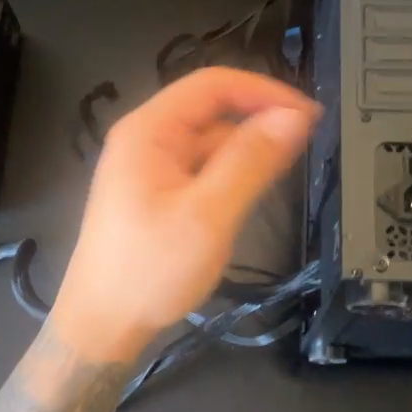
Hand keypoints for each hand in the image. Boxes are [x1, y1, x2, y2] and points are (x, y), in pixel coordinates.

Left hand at [47, 67, 319, 360]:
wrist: (103, 327)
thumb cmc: (149, 272)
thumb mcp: (208, 215)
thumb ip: (252, 162)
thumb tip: (294, 116)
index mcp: (149, 131)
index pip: (213, 84)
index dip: (265, 92)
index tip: (309, 115)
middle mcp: (146, 141)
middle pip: (212, 112)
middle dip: (258, 122)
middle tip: (305, 148)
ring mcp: (149, 170)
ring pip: (209, 144)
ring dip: (246, 153)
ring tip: (283, 176)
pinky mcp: (155, 196)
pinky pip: (200, 172)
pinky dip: (230, 176)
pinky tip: (249, 198)